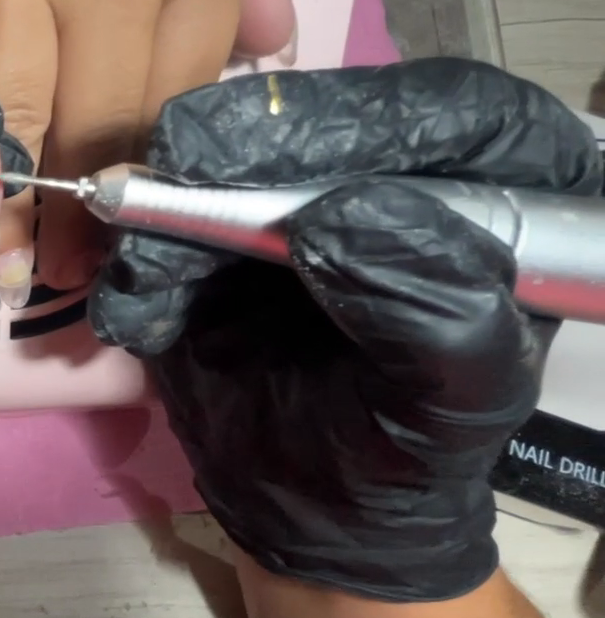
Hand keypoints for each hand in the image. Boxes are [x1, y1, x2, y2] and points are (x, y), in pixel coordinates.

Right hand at [91, 60, 602, 600]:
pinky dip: (128, 268)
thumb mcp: (446, 400)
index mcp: (490, 203)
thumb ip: (429, 309)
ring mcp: (280, 212)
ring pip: (203, 173)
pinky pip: (151, 228)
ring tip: (141, 299)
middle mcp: (378, 185)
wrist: (298, 503)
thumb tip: (334, 212)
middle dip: (215, 163)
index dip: (337, 119)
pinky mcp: (204, 245)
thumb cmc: (397, 457)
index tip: (239, 155)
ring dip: (152, 226)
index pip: (434, 114)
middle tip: (151, 199)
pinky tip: (134, 320)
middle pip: (298, 125)